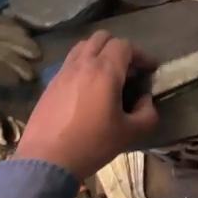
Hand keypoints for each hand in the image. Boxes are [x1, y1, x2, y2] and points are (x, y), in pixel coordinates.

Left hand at [15, 31, 157, 178]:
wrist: (47, 159)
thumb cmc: (92, 144)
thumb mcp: (129, 133)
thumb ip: (147, 113)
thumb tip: (145, 100)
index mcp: (105, 71)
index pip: (125, 46)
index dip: (141, 54)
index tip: (150, 69)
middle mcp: (83, 64)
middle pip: (102, 38)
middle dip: (119, 48)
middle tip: (129, 69)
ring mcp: (63, 72)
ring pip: (83, 46)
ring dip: (99, 52)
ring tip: (108, 74)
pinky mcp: (50, 83)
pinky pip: (70, 62)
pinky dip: (83, 64)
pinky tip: (87, 87)